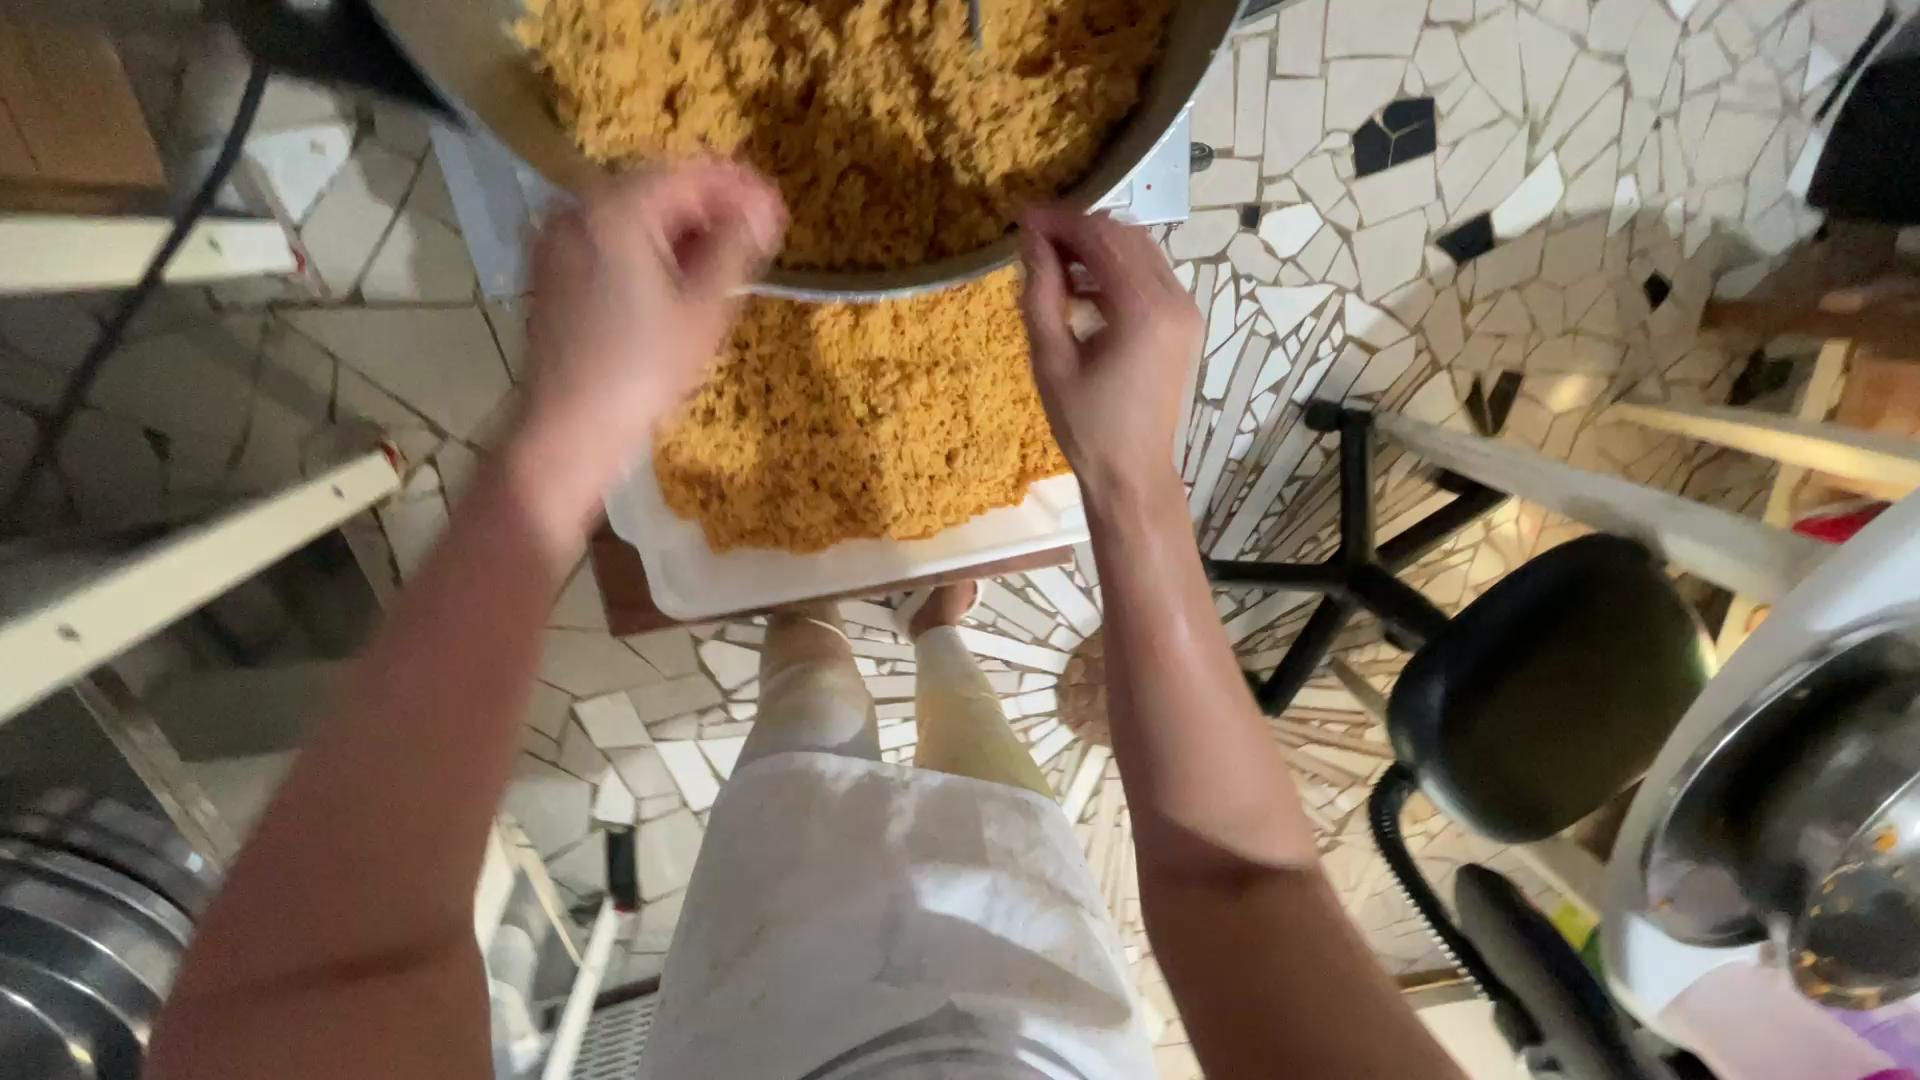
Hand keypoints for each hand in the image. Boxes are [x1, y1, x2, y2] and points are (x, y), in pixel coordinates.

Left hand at [514, 161, 787, 504]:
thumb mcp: (705, 308)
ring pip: (634, 218)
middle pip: (658, 191)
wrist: (570, 426)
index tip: (776, 207)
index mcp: (616, 209)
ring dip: (682, 233)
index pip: (690, 174)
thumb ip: (737, 246)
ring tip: (723, 264)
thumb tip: (764, 208)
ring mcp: (559, 238)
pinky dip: (650, 251)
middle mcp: (577, 208)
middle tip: (756, 238)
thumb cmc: (645, 369)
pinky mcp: (553, 269)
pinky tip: (677, 280)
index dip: (740, 188)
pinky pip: (611, 242)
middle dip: (710, 211)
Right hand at [1018, 208, 1201, 504]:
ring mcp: (1186, 311)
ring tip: (1052, 267)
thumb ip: (1041, 295)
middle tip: (1034, 240)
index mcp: (1145, 310)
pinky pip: (1149, 279)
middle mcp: (1175, 300)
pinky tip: (1081, 292)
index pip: (1102, 237)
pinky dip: (1115, 273)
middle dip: (1079, 230)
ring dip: (1097, 250)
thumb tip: (1030, 241)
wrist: (1132, 473)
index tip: (1022, 218)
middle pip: (1126, 235)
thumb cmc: (1086, 427)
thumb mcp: (1051, 361)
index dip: (1060, 222)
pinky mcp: (1184, 325)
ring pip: (1140, 253)